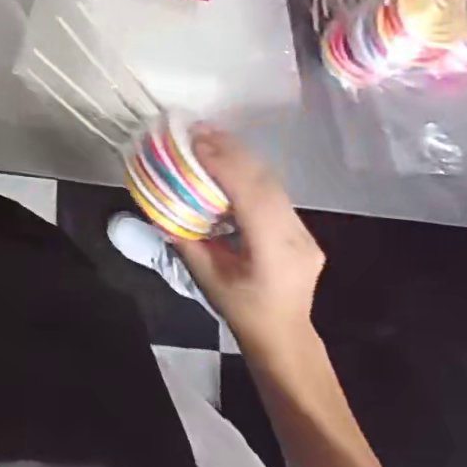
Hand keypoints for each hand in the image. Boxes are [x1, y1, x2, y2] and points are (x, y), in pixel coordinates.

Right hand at [169, 125, 323, 352]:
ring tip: (211, 139)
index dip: (226, 166)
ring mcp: (304, 231)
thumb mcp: (206, 277)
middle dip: (233, 153)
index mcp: (274, 252)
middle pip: (267, 183)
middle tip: (200, 131)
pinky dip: (250, 174)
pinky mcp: (301, 229)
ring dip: (242, 159)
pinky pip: (275, 193)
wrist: (283, 334)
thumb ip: (186, 240)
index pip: (253, 197)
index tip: (197, 144)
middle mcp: (297, 237)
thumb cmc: (240, 310)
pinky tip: (229, 163)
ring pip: (274, 184)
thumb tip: (161, 207)